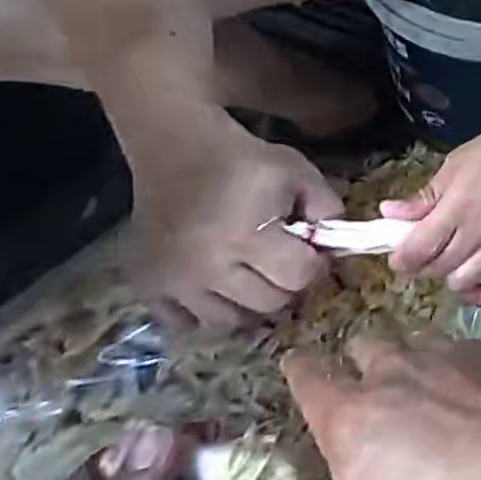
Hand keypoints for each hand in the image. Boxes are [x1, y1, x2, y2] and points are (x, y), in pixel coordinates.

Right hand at [127, 113, 336, 327]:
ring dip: (252, 305)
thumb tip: (335, 244)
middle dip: (289, 285)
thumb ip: (329, 211)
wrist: (183, 155)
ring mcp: (171, 282)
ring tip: (260, 278)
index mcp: (247, 238)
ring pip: (227, 321)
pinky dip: (207, 315)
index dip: (318, 265)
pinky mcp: (145, 287)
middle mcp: (205, 268)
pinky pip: (182, 324)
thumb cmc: (251, 164)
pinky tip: (224, 290)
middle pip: (267, 303)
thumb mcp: (304, 178)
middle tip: (289, 263)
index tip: (316, 251)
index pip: (298, 276)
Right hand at [240, 336, 480, 479]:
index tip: (295, 358)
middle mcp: (391, 373)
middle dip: (355, 352)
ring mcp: (441, 354)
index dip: (301, 368)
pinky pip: (453, 342)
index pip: (312, 381)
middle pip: (364, 346)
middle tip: (355, 362)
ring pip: (411, 336)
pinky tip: (455, 369)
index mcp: (349, 417)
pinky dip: (445, 351)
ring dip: (402, 345)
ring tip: (405, 358)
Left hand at [385, 116, 480, 304]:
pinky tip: (474, 289)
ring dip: (450, 278)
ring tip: (451, 264)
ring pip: (466, 280)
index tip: (400, 254)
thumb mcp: (457, 162)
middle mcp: (479, 231)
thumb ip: (426, 193)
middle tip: (426, 253)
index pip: (417, 250)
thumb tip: (389, 212)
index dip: (401, 259)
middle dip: (423, 266)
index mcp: (457, 207)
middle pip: (438, 268)